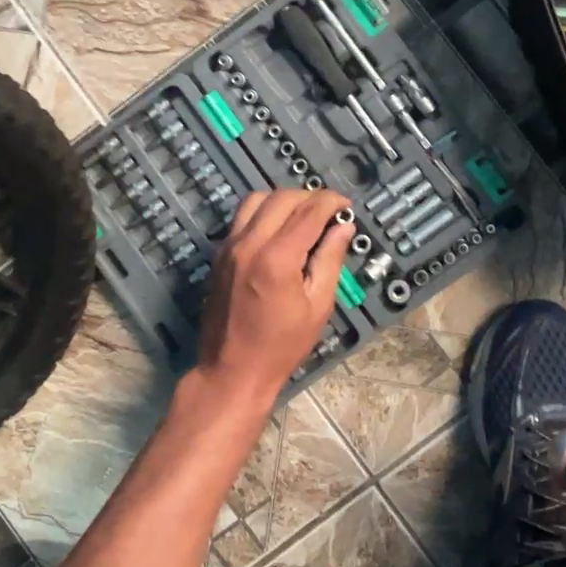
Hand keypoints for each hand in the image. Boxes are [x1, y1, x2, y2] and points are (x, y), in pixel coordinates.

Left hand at [195, 190, 354, 407]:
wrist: (231, 369)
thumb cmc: (281, 345)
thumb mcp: (317, 306)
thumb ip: (330, 260)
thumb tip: (343, 226)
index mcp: (277, 258)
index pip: (308, 211)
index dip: (331, 201)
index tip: (346, 205)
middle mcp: (250, 243)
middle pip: (282, 198)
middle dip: (310, 197)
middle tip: (329, 211)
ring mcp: (230, 246)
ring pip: (257, 199)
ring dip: (283, 199)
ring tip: (303, 216)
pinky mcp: (219, 253)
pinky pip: (241, 217)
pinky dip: (263, 211)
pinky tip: (279, 229)